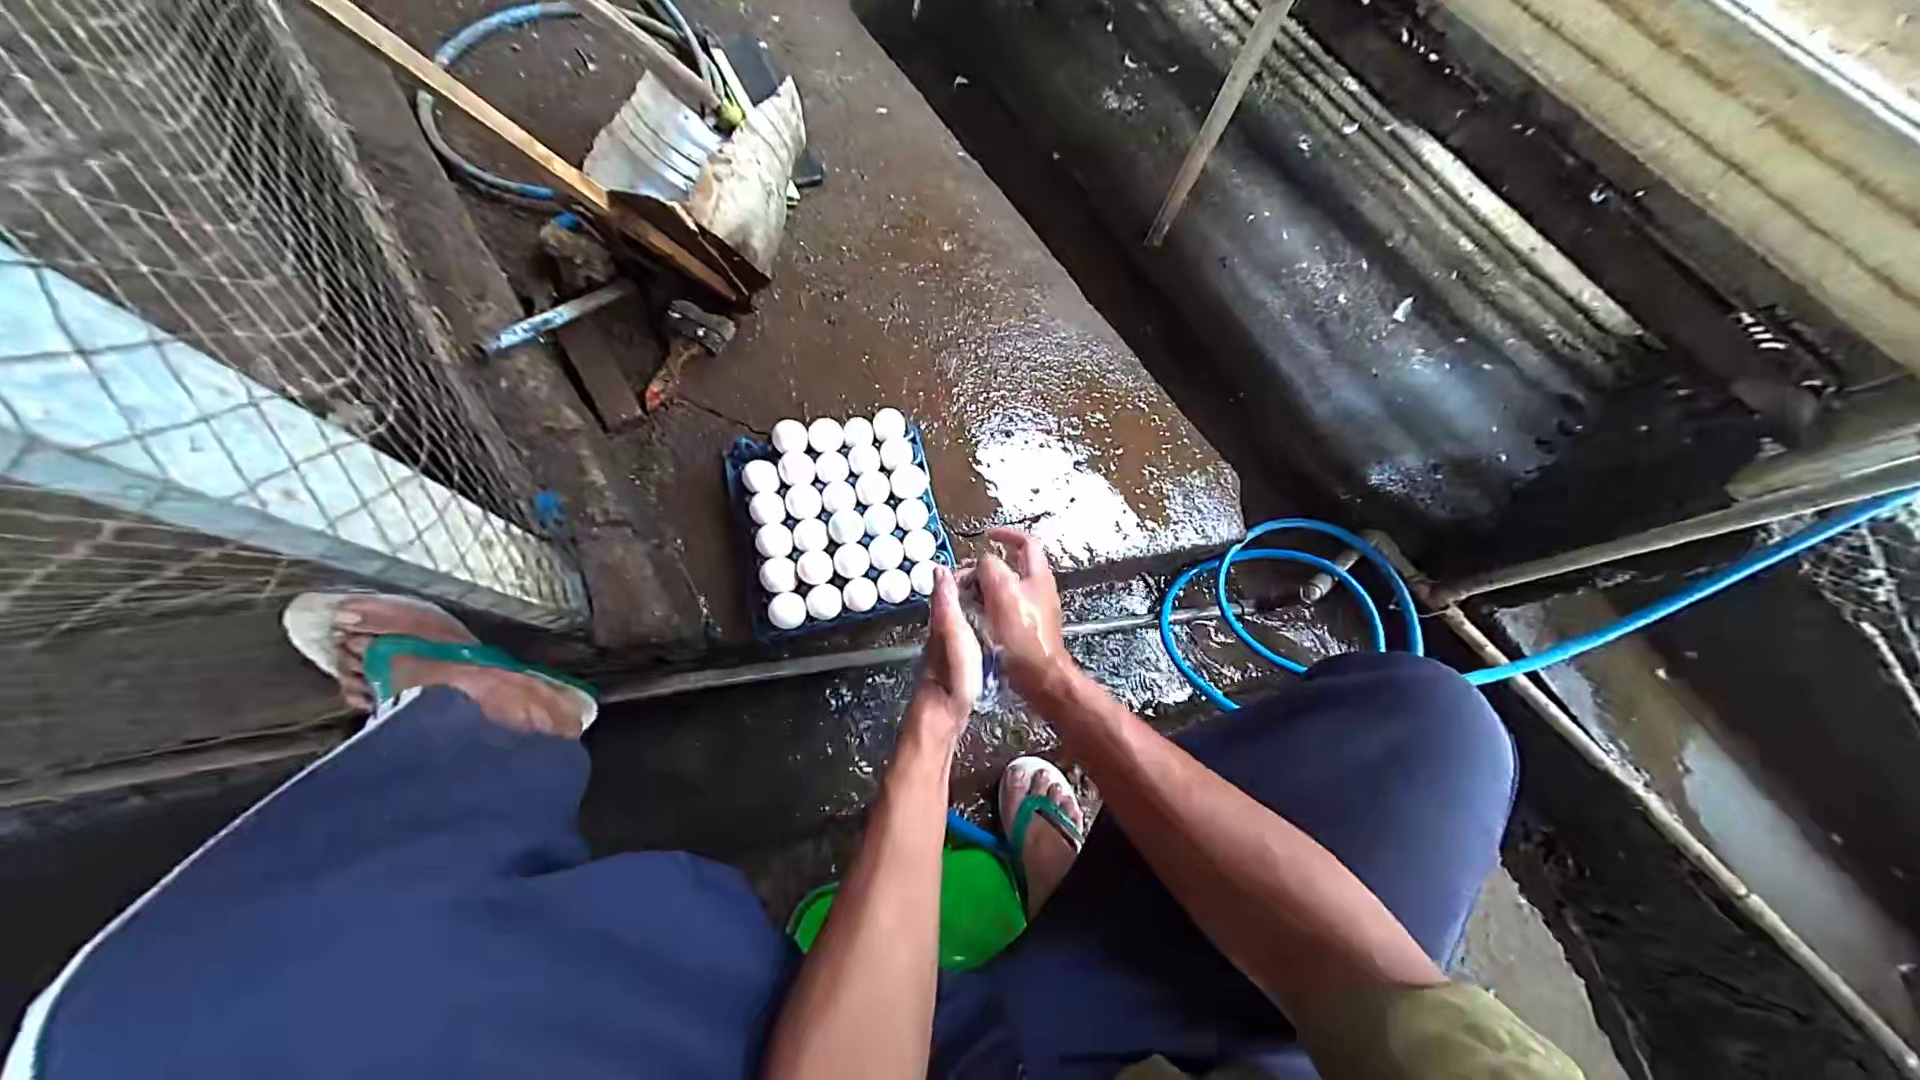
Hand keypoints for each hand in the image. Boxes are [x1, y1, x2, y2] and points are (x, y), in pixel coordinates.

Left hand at [903, 564, 980, 749]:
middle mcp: (941, 638)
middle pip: (954, 609)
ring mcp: (948, 656)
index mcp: (941, 625)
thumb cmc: (952, 676)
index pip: (948, 593)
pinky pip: (967, 644)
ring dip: (973, 615)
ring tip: (992, 608)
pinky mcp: (957, 672)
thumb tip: (939, 569)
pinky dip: (976, 635)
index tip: (979, 570)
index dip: (962, 579)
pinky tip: (985, 640)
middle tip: (990, 586)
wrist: (943, 718)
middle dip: (970, 596)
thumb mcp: (953, 633)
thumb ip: (947, 604)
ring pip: (960, 627)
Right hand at [969, 528, 1070, 698]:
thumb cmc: (1023, 637)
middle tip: (965, 575)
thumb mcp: (1002, 591)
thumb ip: (990, 568)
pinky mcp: (1025, 630)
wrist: (1039, 677)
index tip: (987, 536)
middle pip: (1011, 567)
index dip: (1006, 534)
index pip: (1025, 542)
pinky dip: (986, 607)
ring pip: (1004, 588)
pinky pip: (1003, 609)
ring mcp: (1033, 611)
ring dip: (982, 588)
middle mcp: (1039, 590)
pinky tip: (973, 617)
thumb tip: (982, 564)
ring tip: (963, 596)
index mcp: (1038, 575)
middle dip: (985, 568)